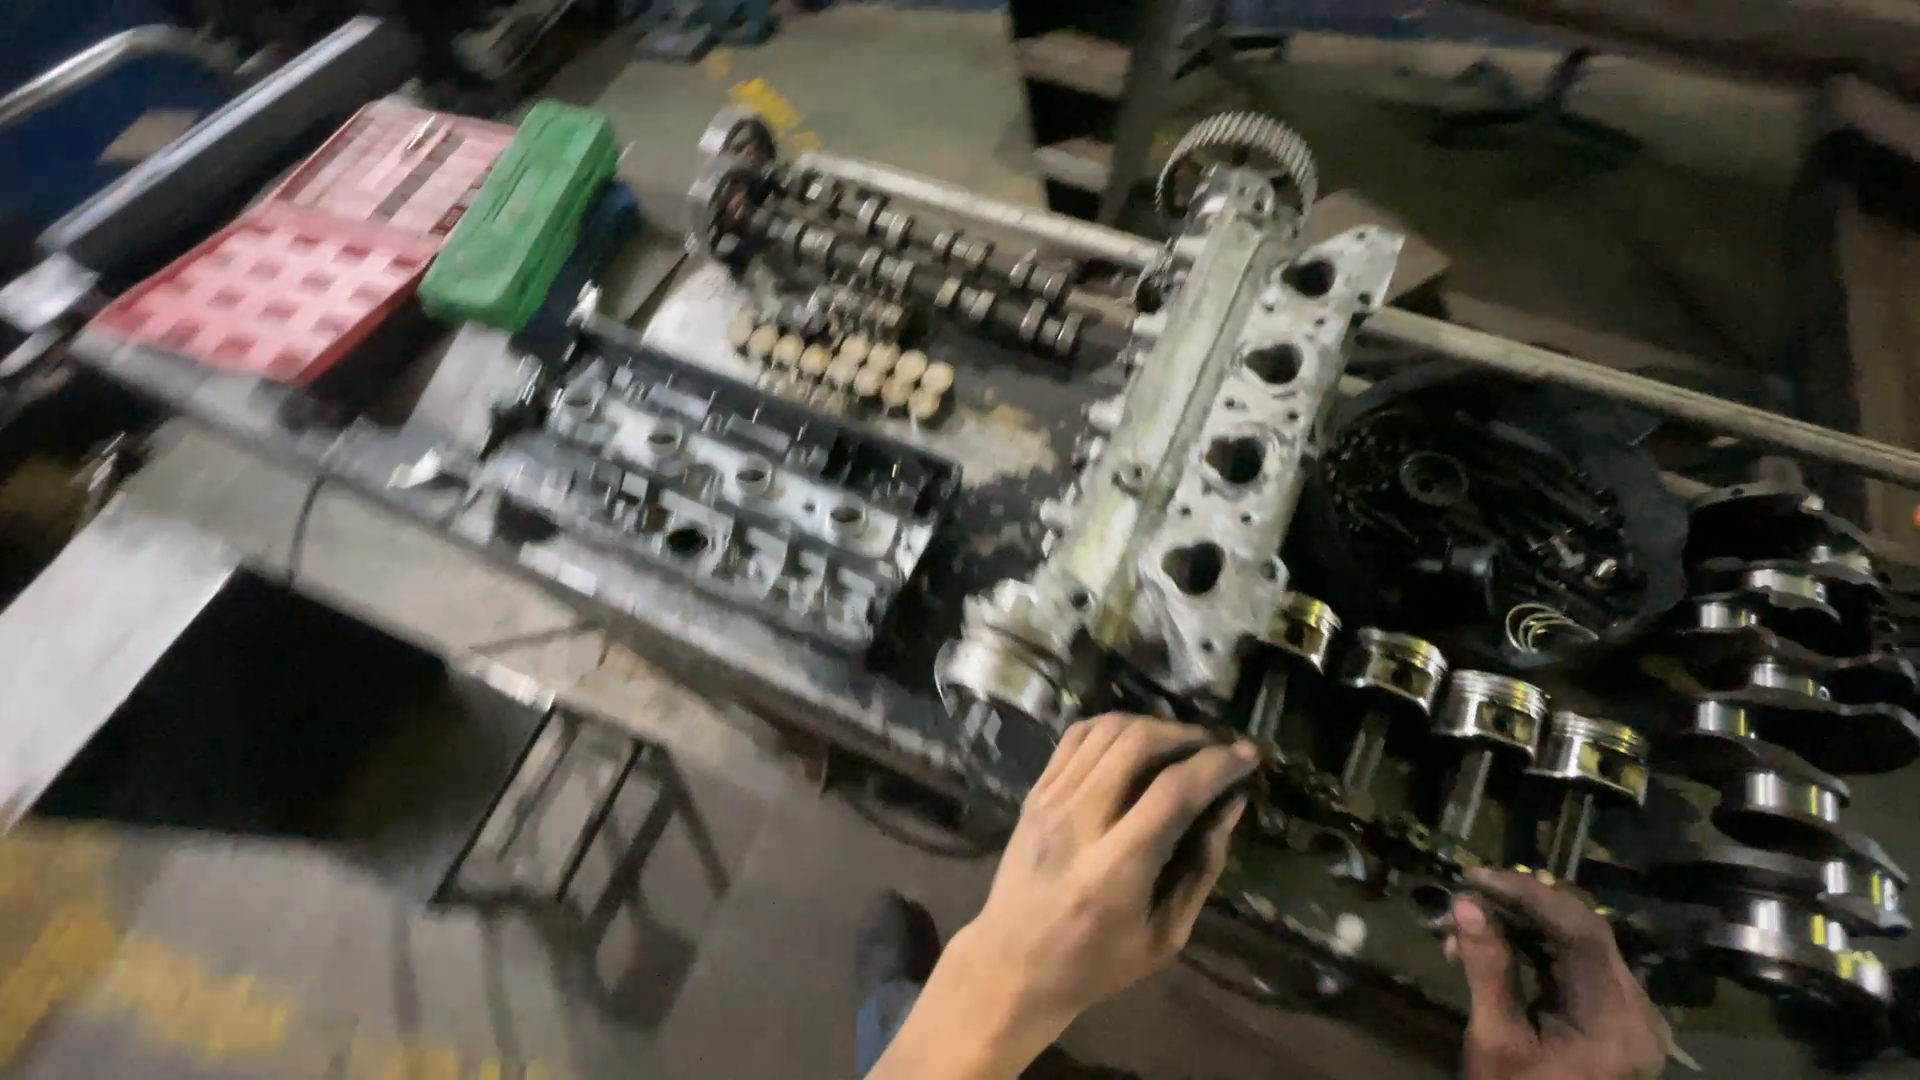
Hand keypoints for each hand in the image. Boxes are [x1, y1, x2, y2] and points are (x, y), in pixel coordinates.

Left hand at [870, 714, 1254, 1078]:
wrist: (1012, 961)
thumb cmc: (1096, 962)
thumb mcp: (1165, 936)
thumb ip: (1202, 868)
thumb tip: (1231, 805)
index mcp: (1115, 869)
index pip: (1172, 793)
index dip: (1217, 765)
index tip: (1248, 755)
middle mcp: (1079, 821)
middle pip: (1136, 744)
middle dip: (1186, 735)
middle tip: (1216, 748)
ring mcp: (1050, 799)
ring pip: (1105, 730)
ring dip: (1152, 725)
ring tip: (1181, 743)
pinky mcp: (1035, 791)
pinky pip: (1075, 736)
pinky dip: (1112, 726)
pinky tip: (1135, 740)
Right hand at [1451, 868, 1669, 1079]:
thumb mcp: (1496, 1038)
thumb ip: (1487, 968)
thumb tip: (1464, 902)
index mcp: (1616, 1021)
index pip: (1582, 933)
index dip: (1529, 894)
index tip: (1475, 876)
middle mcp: (1637, 1012)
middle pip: (1583, 933)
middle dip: (1520, 905)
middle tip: (1465, 893)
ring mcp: (1630, 1016)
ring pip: (1576, 943)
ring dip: (1519, 924)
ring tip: (1464, 927)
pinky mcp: (1614, 1019)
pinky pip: (1574, 964)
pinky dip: (1531, 947)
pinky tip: (1490, 948)